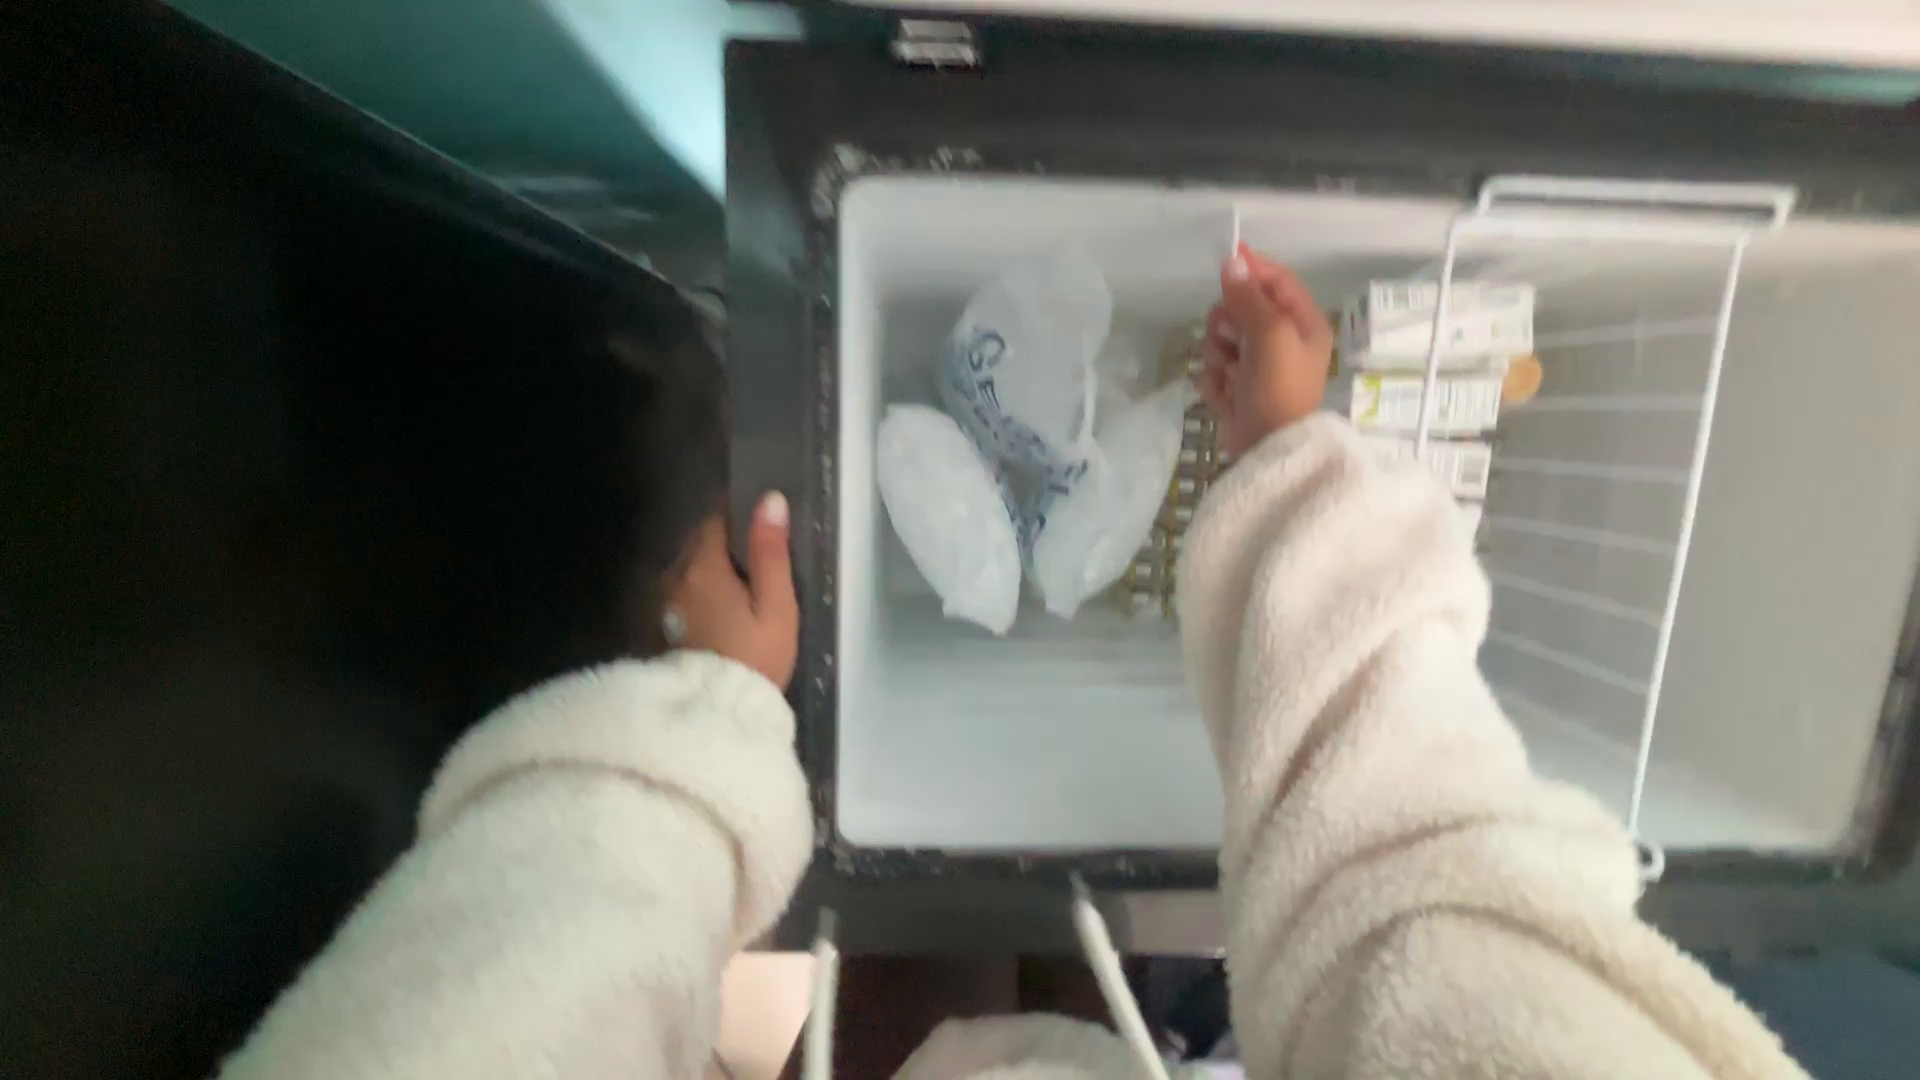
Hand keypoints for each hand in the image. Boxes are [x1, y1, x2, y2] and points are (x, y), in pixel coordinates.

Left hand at [666, 492, 798, 690]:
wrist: (716, 712)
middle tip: (756, 547)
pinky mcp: (665, 626)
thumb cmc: (755, 656)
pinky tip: (722, 604)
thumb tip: (769, 499)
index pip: (715, 518)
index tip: (758, 514)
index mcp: (703, 566)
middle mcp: (676, 577)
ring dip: (710, 563)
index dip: (737, 511)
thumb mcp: (775, 604)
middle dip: (723, 536)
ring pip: (688, 565)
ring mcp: (665, 602)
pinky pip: (684, 590)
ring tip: (741, 577)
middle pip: (698, 540)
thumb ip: (770, 551)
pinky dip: (701, 586)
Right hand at [1198, 244, 1333, 459]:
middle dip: (1228, 321)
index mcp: (1303, 325)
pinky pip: (1213, 372)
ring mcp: (1256, 369)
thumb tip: (1232, 263)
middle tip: (1230, 336)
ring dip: (1217, 354)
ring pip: (1221, 341)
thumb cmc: (1279, 387)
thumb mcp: (1270, 333)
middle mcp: (1281, 343)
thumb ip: (1249, 297)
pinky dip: (1213, 381)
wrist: (1270, 448)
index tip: (1225, 258)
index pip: (1277, 282)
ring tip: (1228, 373)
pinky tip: (1224, 395)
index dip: (1252, 268)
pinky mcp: (1235, 391)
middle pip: (1242, 310)